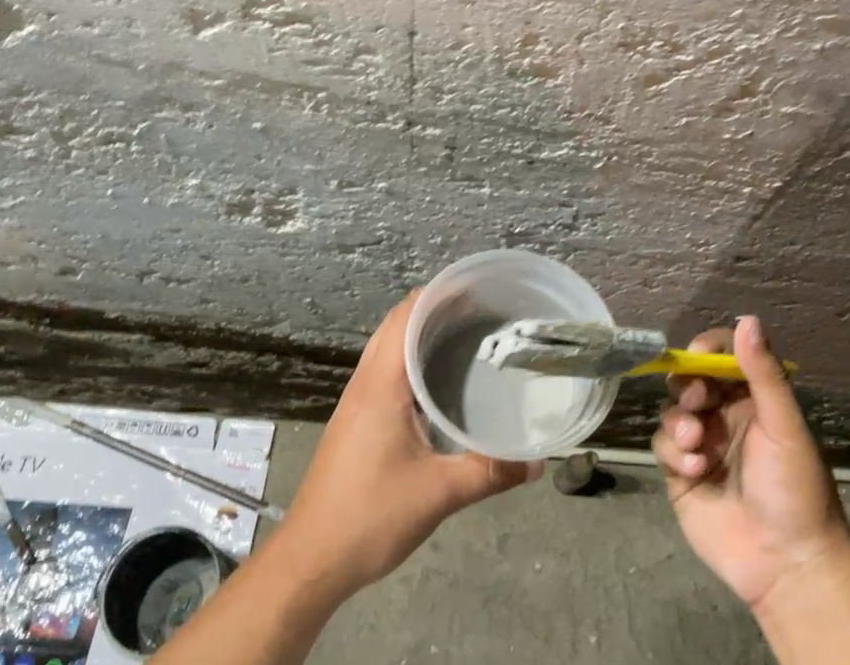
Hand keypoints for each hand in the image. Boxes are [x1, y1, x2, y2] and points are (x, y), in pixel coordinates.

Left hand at [274, 290, 541, 595]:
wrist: (312, 558)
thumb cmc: (370, 516)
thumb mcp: (438, 494)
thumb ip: (490, 472)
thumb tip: (537, 462)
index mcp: (381, 387)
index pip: (405, 317)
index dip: (439, 295)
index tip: (478, 291)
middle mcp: (365, 385)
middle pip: (395, 326)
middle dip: (435, 309)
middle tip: (482, 311)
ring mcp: (356, 403)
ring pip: (388, 349)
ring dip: (420, 334)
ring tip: (467, 336)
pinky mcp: (356, 422)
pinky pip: (385, 373)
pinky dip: (411, 362)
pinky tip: (440, 384)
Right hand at [653, 316, 849, 608]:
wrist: (785, 562)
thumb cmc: (794, 488)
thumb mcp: (784, 425)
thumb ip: (763, 373)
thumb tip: (747, 319)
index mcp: (755, 400)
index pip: (723, 357)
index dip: (706, 350)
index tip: (696, 354)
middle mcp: (725, 417)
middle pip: (689, 381)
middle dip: (687, 387)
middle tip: (696, 403)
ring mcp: (701, 446)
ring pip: (671, 413)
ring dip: (679, 423)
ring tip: (695, 445)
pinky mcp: (681, 475)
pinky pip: (663, 447)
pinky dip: (675, 454)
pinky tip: (696, 471)